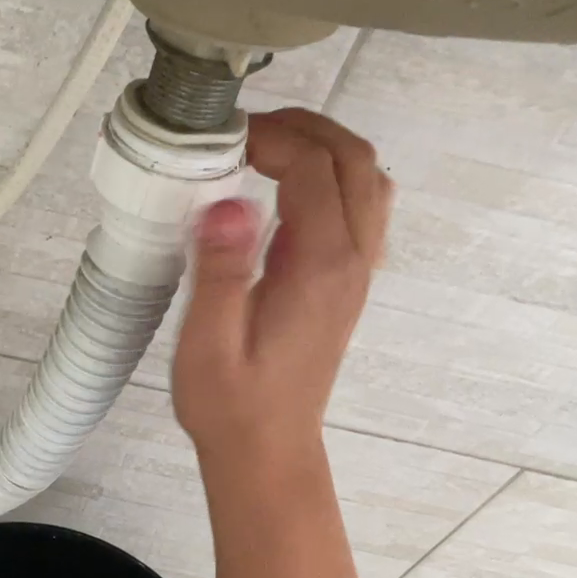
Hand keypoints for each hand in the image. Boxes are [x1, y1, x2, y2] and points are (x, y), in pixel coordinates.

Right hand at [173, 109, 392, 473]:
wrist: (267, 449)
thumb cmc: (231, 405)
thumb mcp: (208, 345)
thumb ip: (220, 272)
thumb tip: (228, 203)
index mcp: (318, 269)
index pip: (313, 170)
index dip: (273, 137)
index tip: (227, 136)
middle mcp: (350, 263)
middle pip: (355, 161)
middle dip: (307, 127)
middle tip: (250, 127)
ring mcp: (355, 274)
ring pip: (368, 181)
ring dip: (326, 148)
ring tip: (271, 146)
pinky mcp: (345, 286)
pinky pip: (362, 210)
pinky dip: (334, 179)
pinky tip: (291, 192)